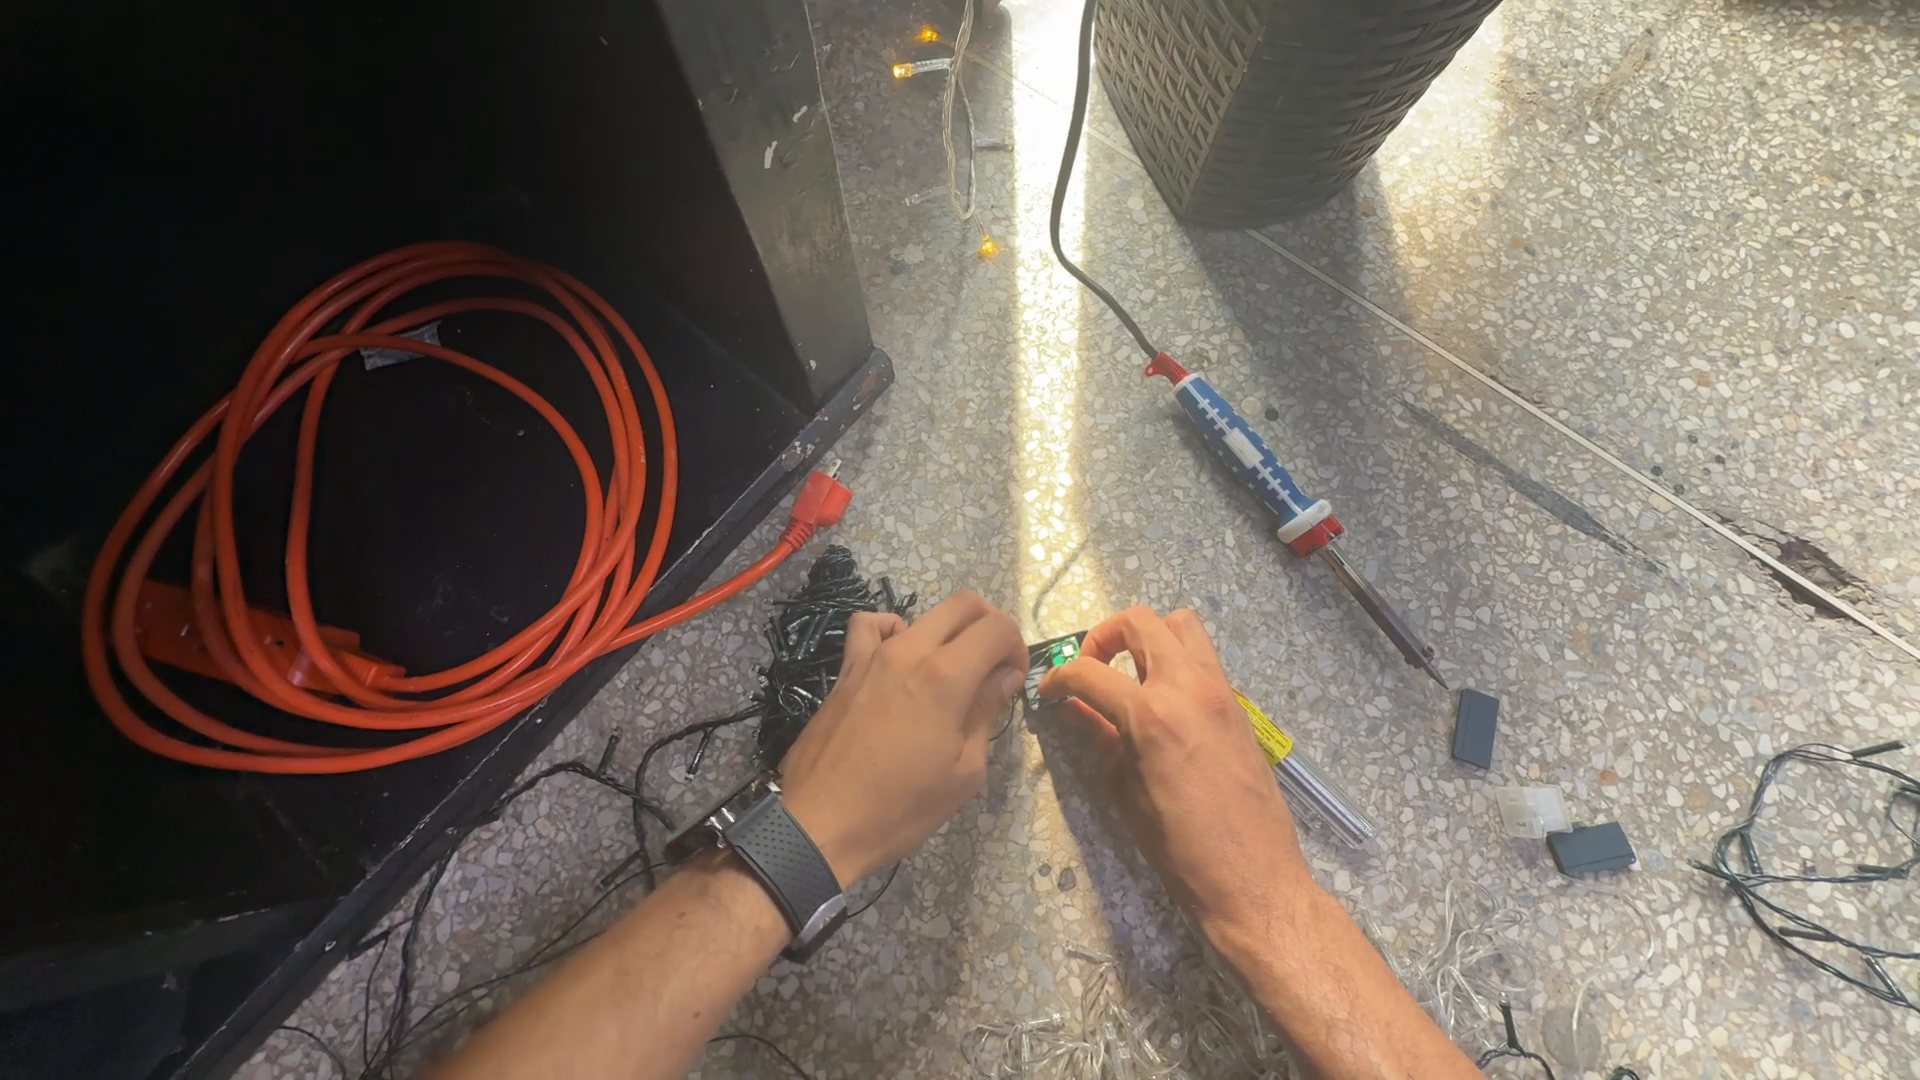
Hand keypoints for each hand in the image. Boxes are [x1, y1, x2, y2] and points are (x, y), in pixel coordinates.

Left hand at [779, 591, 1027, 884]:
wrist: (821, 824)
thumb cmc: (901, 806)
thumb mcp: (964, 771)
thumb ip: (986, 712)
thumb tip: (1004, 676)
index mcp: (946, 676)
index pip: (997, 627)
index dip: (1017, 646)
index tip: (1012, 679)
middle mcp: (910, 651)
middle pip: (964, 605)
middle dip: (989, 626)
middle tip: (992, 665)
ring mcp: (873, 655)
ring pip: (921, 614)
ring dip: (948, 630)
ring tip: (949, 668)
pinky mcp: (846, 669)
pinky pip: (869, 626)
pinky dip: (892, 629)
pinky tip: (898, 655)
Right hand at [1039, 607, 1317, 938]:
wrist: (1253, 879)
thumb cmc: (1179, 846)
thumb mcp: (1124, 789)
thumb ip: (1099, 735)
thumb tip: (1073, 707)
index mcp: (1151, 715)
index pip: (1089, 672)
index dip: (1059, 678)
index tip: (1049, 691)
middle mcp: (1188, 687)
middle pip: (1140, 621)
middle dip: (1103, 636)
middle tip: (1091, 668)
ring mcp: (1219, 691)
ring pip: (1181, 625)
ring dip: (1148, 637)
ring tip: (1130, 674)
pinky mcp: (1238, 704)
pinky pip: (1203, 657)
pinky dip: (1175, 660)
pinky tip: (1161, 700)